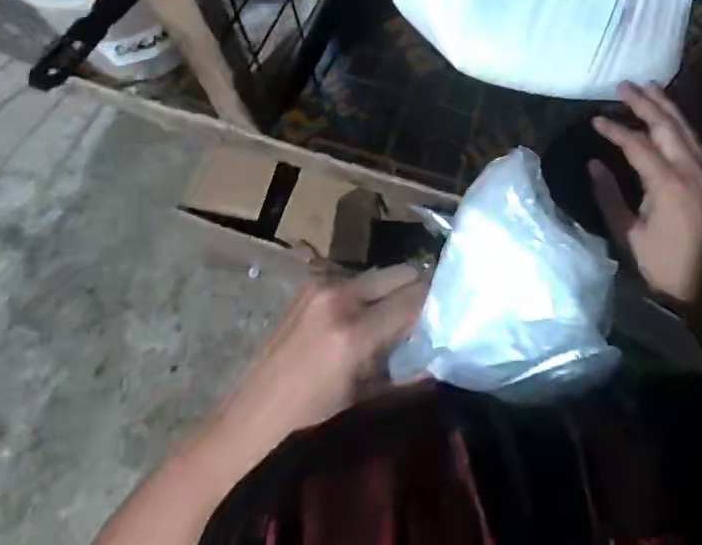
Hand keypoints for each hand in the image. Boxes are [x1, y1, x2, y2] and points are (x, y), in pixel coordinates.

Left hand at [194, 264, 427, 475]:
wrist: (246, 428)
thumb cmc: (309, 428)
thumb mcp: (368, 405)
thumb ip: (409, 374)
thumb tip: (445, 352)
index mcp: (354, 331)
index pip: (417, 296)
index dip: (441, 303)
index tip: (455, 316)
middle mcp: (338, 296)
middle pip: (401, 273)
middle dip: (420, 291)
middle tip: (430, 319)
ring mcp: (318, 287)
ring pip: (378, 275)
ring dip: (393, 293)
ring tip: (396, 326)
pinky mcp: (305, 287)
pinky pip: (352, 281)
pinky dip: (368, 295)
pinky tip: (364, 324)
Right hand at [591, 82, 701, 307]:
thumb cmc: (667, 268)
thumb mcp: (630, 236)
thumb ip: (609, 197)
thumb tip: (594, 164)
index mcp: (668, 184)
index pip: (638, 144)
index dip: (615, 130)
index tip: (594, 120)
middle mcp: (691, 171)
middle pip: (667, 126)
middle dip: (645, 103)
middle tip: (623, 85)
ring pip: (686, 129)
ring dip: (667, 106)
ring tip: (650, 87)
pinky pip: (696, 141)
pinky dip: (681, 123)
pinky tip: (672, 119)